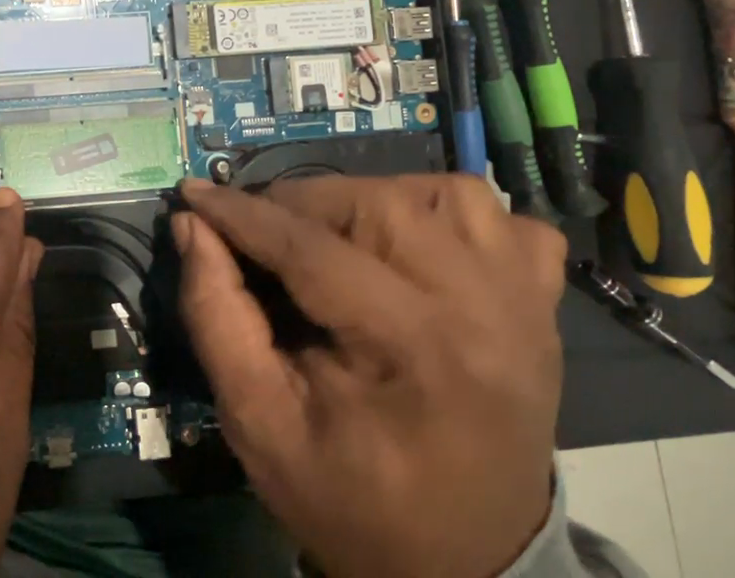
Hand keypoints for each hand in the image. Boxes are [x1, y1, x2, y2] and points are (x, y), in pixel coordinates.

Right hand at [174, 175, 566, 577]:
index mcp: (414, 350)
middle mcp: (486, 311)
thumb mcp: (257, 422)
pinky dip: (453, 217)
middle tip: (257, 230)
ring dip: (375, 199)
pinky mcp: (544, 307)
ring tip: (332, 234)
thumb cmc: (350, 500)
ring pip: (446, 195)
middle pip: (380, 206)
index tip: (190, 193)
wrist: (464, 564)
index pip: (311, 248)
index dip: (240, 213)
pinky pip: (505, 223)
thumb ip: (216, 316)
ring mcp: (527, 304)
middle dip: (301, 204)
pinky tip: (415, 247)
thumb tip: (192, 225)